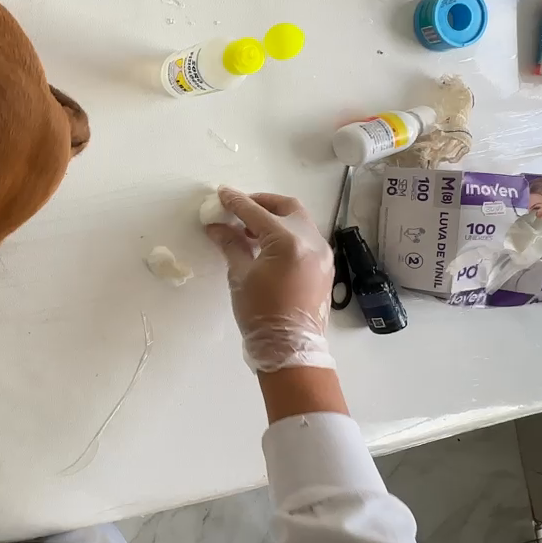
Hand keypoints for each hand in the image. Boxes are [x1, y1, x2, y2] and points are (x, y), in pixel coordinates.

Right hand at [205, 188, 337, 374]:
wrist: (291, 349)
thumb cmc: (261, 313)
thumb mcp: (240, 276)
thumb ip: (231, 245)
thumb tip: (216, 227)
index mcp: (288, 242)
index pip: (256, 213)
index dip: (236, 202)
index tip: (220, 194)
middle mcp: (311, 242)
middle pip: (286, 208)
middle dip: (261, 203)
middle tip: (238, 208)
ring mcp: (322, 254)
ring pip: (299, 221)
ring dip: (274, 218)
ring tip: (248, 229)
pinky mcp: (325, 266)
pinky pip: (305, 238)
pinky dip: (286, 233)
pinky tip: (266, 246)